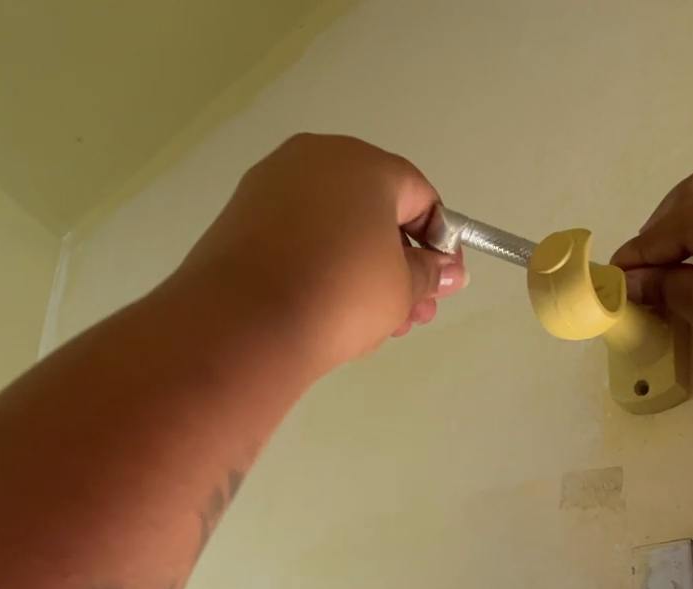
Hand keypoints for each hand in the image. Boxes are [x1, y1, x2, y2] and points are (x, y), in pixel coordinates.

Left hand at [175, 134, 467, 374]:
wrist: (247, 322)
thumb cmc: (342, 294)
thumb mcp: (402, 289)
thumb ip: (431, 274)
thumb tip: (449, 271)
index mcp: (362, 164)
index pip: (418, 195)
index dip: (438, 242)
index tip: (441, 283)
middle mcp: (314, 161)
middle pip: (375, 210)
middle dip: (401, 264)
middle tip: (412, 312)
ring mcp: (272, 187)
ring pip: (337, 227)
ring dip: (365, 271)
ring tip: (376, 322)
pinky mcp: (242, 219)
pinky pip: (301, 238)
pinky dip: (324, 267)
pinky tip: (333, 309)